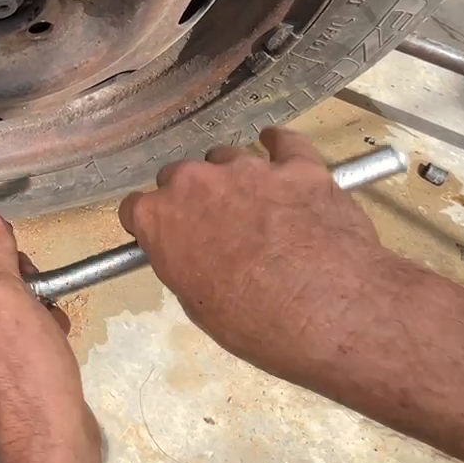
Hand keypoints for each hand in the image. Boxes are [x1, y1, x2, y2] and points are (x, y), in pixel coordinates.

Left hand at [0, 210, 94, 462]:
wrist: (49, 439)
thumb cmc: (25, 364)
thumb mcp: (8, 295)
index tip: (16, 242)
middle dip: (14, 278)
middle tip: (38, 288)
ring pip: (2, 305)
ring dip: (31, 303)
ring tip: (50, 320)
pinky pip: (13, 333)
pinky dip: (36, 329)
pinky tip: (54, 339)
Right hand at [117, 127, 400, 385]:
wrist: (328, 311)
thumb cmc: (251, 320)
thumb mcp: (195, 302)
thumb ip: (182, 261)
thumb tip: (194, 254)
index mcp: (157, 216)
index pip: (136, 207)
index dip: (153, 223)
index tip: (167, 236)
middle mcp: (192, 182)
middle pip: (179, 175)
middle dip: (192, 196)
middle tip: (215, 225)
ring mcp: (245, 169)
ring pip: (226, 158)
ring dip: (233, 177)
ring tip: (257, 204)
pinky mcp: (297, 167)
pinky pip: (284, 142)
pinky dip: (279, 144)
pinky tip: (277, 145)